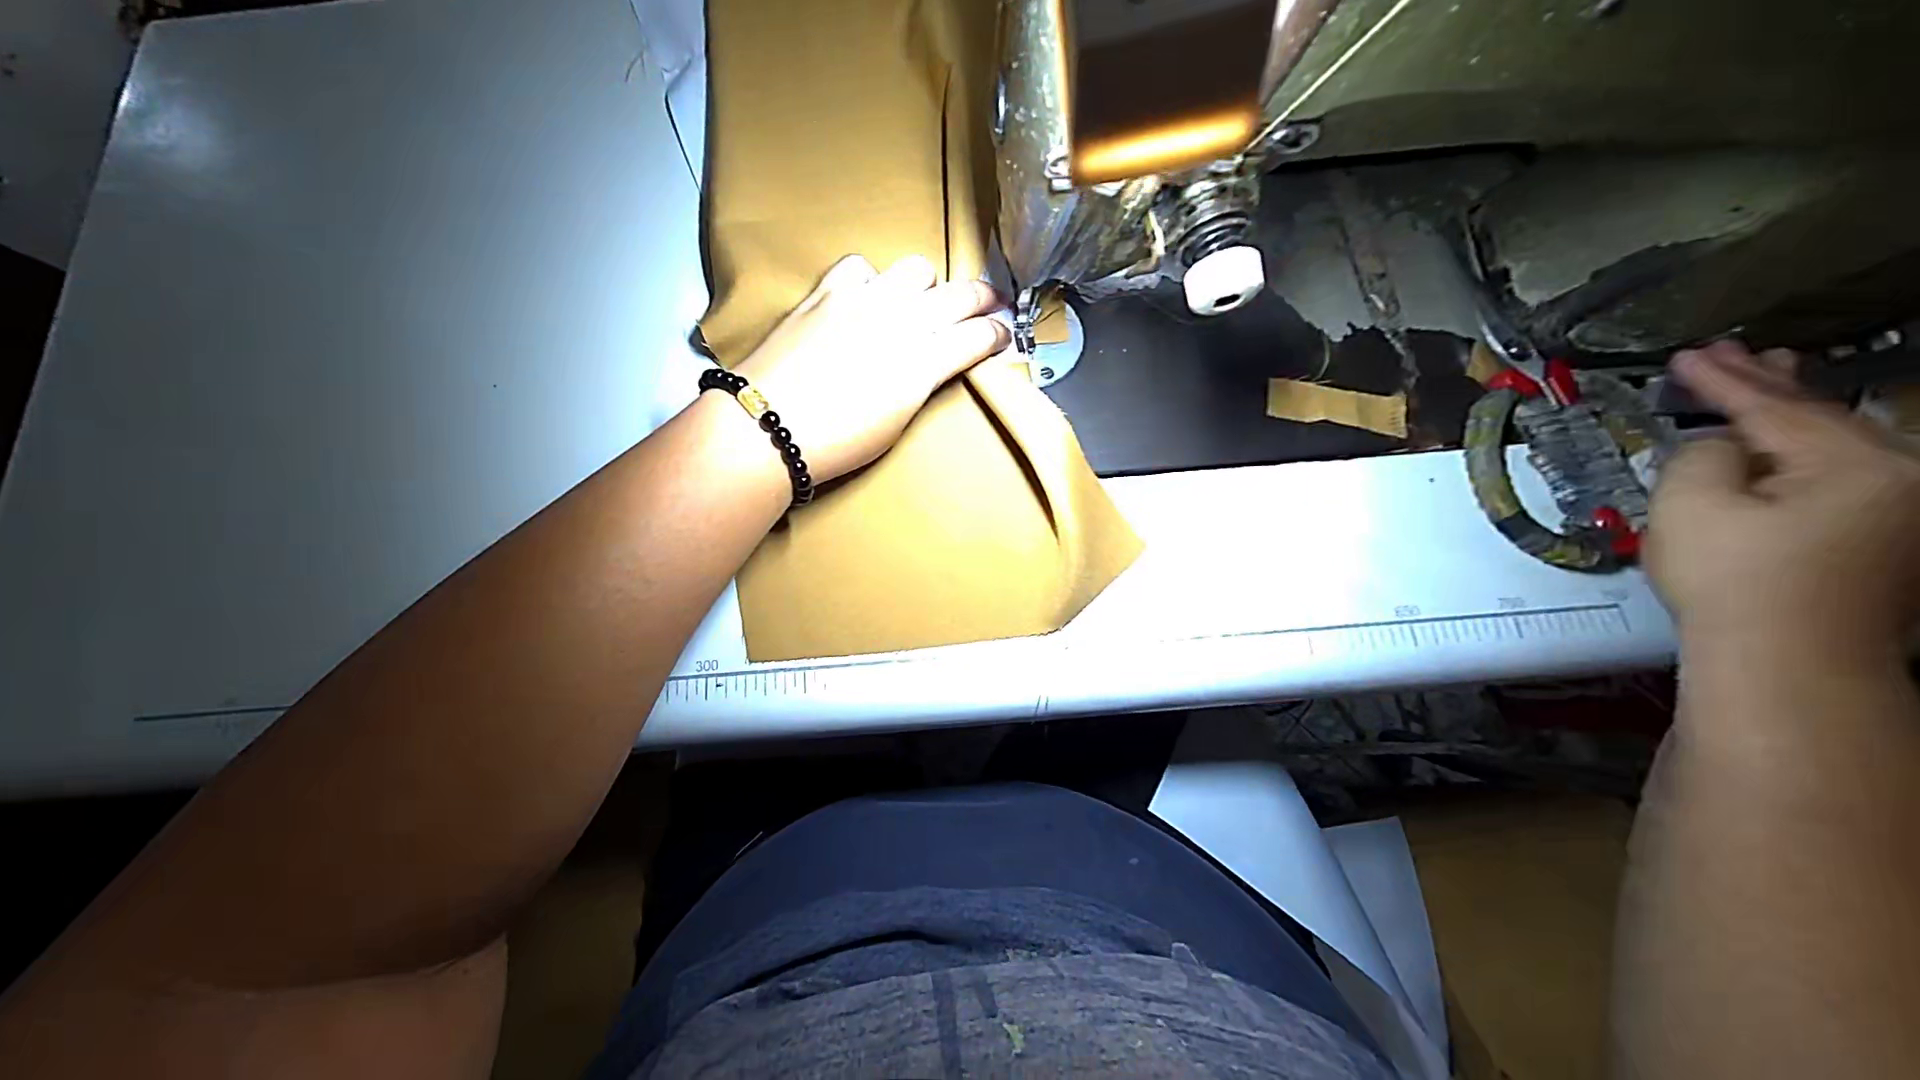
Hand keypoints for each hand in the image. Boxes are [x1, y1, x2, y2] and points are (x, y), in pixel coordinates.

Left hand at [730, 253, 1009, 483]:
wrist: (769, 426)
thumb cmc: (835, 441)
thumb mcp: (898, 421)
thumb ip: (923, 383)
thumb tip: (936, 365)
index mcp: (924, 361)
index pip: (979, 335)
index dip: (997, 334)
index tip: (1002, 335)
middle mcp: (901, 320)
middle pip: (960, 294)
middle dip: (982, 299)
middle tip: (988, 305)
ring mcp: (863, 300)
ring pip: (915, 268)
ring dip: (928, 284)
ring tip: (923, 299)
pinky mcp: (827, 292)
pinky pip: (861, 266)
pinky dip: (872, 278)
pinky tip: (867, 295)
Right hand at [1647, 341, 1919, 651]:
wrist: (1786, 661)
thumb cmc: (1733, 581)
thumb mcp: (1689, 506)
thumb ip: (1702, 456)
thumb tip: (1720, 447)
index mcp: (1860, 464)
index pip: (1776, 408)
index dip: (1723, 380)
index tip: (1686, 355)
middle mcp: (1904, 476)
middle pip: (1825, 416)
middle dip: (1771, 384)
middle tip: (1738, 352)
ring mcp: (1905, 510)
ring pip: (1843, 442)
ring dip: (1796, 413)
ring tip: (1769, 380)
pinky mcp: (1892, 539)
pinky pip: (1848, 472)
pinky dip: (1809, 448)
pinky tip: (1788, 442)